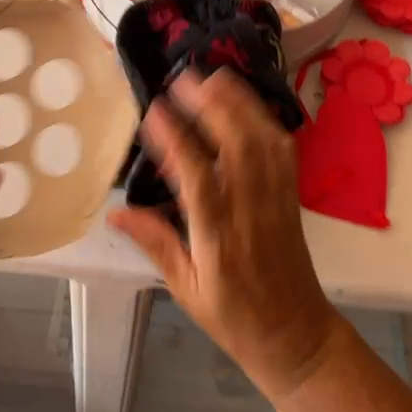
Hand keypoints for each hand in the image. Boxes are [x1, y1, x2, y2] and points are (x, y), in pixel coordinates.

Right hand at [109, 69, 342, 401]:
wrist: (296, 336)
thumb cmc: (234, 316)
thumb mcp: (186, 288)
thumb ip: (155, 244)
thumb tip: (115, 213)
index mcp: (219, 239)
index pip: (198, 180)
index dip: (176, 141)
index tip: (154, 109)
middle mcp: (251, 212)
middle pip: (237, 148)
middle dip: (213, 107)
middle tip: (185, 78)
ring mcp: (276, 200)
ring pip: (263, 143)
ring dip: (240, 104)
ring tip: (214, 75)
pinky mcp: (291, 196)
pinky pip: (282, 151)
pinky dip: (265, 120)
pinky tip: (248, 102)